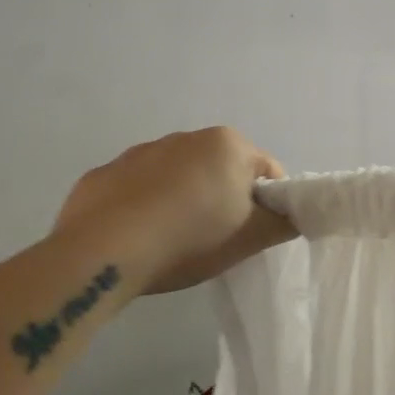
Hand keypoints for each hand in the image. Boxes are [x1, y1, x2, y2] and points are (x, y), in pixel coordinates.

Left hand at [50, 127, 296, 294]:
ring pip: (177, 178)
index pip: (267, 171)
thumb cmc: (191, 238)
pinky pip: (135, 190)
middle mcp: (183, 138)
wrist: (102, 256)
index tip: (253, 231)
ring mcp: (136, 154)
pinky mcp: (99, 177)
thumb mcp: (254, 237)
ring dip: (183, 199)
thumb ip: (287, 221)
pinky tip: (138, 237)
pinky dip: (142, 207)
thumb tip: (296, 215)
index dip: (268, 203)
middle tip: (217, 237)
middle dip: (224, 197)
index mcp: (227, 144)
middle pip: (221, 170)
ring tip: (173, 239)